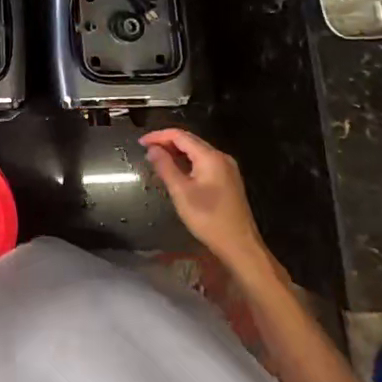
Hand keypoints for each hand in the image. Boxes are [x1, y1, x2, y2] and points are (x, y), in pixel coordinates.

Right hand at [140, 129, 267, 270]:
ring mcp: (226, 168)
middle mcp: (221, 157)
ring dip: (177, 152)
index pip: (180, 136)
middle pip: (190, 140)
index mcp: (210, 157)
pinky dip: (188, 161)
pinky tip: (177, 170)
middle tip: (147, 149)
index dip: (159, 136)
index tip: (141, 142)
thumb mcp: (181, 193)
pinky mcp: (228, 179)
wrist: (240, 245)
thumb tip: (152, 149)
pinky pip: (204, 162)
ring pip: (197, 151)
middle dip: (167, 142)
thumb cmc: (208, 219)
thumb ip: (166, 167)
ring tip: (157, 159)